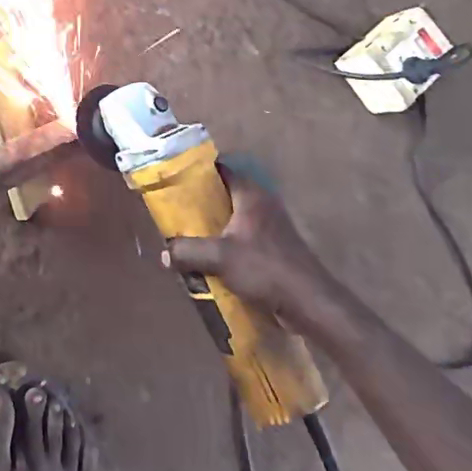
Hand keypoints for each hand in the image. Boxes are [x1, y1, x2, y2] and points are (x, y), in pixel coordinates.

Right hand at [163, 161, 336, 324]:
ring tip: (192, 236)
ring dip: (217, 226)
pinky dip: (230, 243)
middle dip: (204, 202)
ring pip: (237, 217)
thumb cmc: (264, 268)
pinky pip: (246, 237)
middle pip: (228, 194)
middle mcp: (263, 203)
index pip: (222, 169)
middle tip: (179, 211)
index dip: (200, 172)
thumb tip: (164, 253)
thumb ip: (188, 252)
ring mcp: (273, 225)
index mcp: (250, 194)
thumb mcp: (219, 258)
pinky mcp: (277, 247)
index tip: (178, 179)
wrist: (307, 301)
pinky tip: (215, 259)